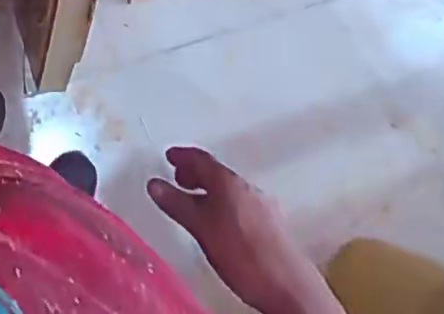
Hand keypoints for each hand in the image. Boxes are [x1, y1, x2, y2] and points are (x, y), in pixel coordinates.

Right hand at [149, 147, 341, 313]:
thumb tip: (154, 183)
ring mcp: (261, 204)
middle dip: (195, 172)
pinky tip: (220, 221)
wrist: (289, 287)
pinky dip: (223, 203)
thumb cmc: (241, 253)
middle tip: (178, 177)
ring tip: (195, 201)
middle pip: (216, 172)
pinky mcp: (270, 224)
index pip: (201, 158)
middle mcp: (246, 186)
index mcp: (228, 181)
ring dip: (209, 189)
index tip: (169, 155)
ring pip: (228, 188)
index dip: (183, 155)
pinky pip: (239, 202)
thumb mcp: (202, 228)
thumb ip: (177, 204)